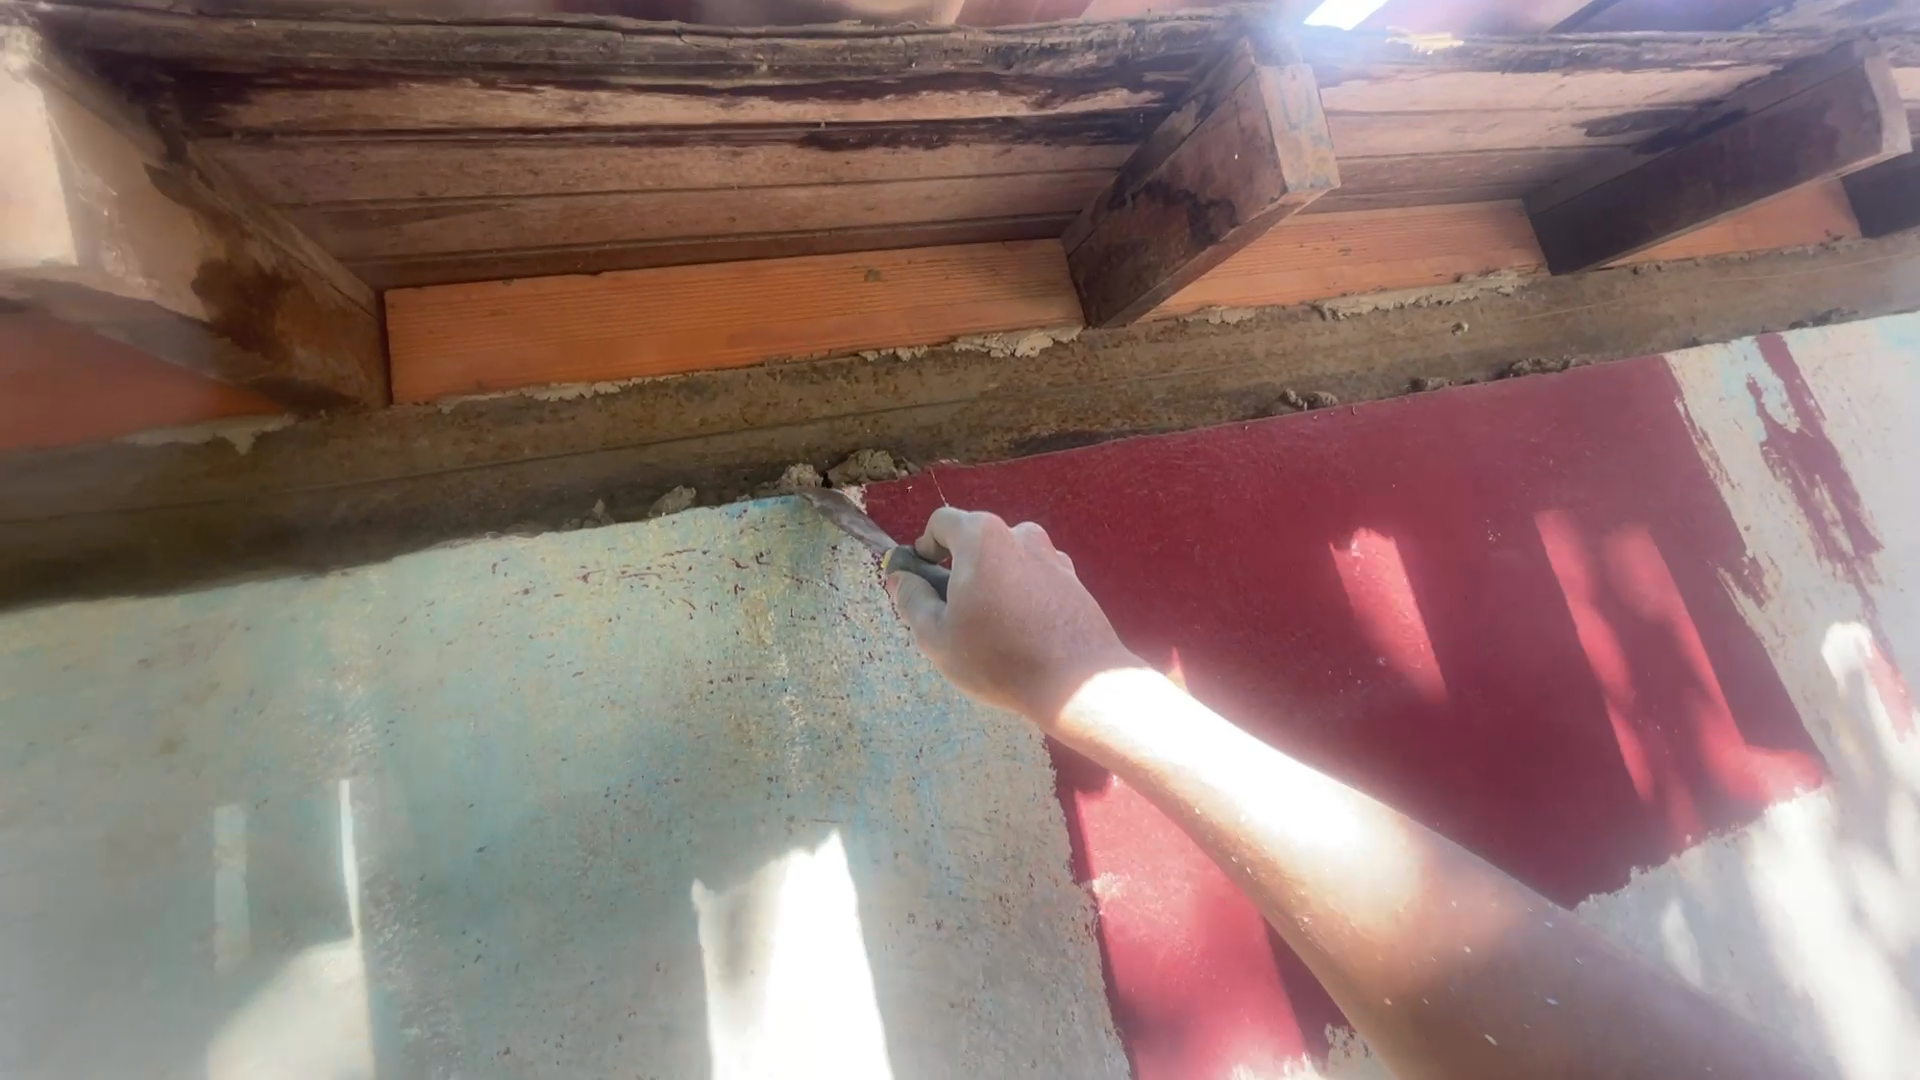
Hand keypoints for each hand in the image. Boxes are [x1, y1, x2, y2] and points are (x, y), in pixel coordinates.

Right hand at [887, 507, 1139, 725]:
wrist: (1076, 683)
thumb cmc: (997, 657)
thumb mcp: (936, 635)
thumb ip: (912, 599)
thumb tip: (901, 578)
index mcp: (982, 538)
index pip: (942, 522)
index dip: (925, 547)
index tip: (923, 580)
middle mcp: (1020, 535)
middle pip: (977, 540)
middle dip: (960, 568)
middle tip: (955, 614)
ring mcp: (1052, 556)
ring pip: (1008, 559)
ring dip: (993, 581)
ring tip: (992, 628)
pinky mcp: (1074, 581)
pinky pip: (1034, 577)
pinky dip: (1022, 594)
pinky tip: (1024, 633)